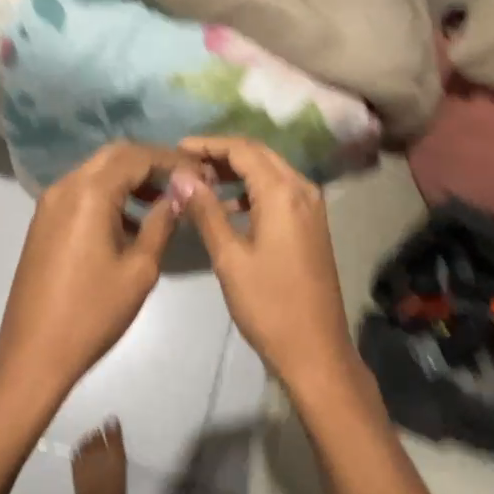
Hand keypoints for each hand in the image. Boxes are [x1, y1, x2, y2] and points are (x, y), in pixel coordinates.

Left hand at [0, 143, 197, 389]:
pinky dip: (110, 193)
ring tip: (165, 199)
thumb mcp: (140, 269)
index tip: (202, 174)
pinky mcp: (45, 222)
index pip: (138, 156)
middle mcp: (66, 186)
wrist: (32, 355)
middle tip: (184, 180)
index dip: (173, 161)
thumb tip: (181, 193)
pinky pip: (83, 190)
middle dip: (151, 162)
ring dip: (131, 176)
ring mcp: (51, 203)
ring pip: (98, 170)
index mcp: (90, 192)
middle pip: (116, 155)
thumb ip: (163, 222)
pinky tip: (133, 220)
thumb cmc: (92, 313)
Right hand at [175, 137, 353, 383]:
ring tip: (200, 181)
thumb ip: (206, 211)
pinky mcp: (312, 224)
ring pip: (271, 172)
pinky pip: (280, 192)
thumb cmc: (269, 305)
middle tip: (185, 161)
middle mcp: (302, 189)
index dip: (209, 144)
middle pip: (259, 155)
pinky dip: (253, 191)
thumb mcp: (230, 258)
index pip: (243, 149)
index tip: (177, 148)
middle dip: (222, 154)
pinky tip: (228, 206)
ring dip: (238, 171)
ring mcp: (311, 207)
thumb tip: (182, 176)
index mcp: (284, 192)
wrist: (316, 349)